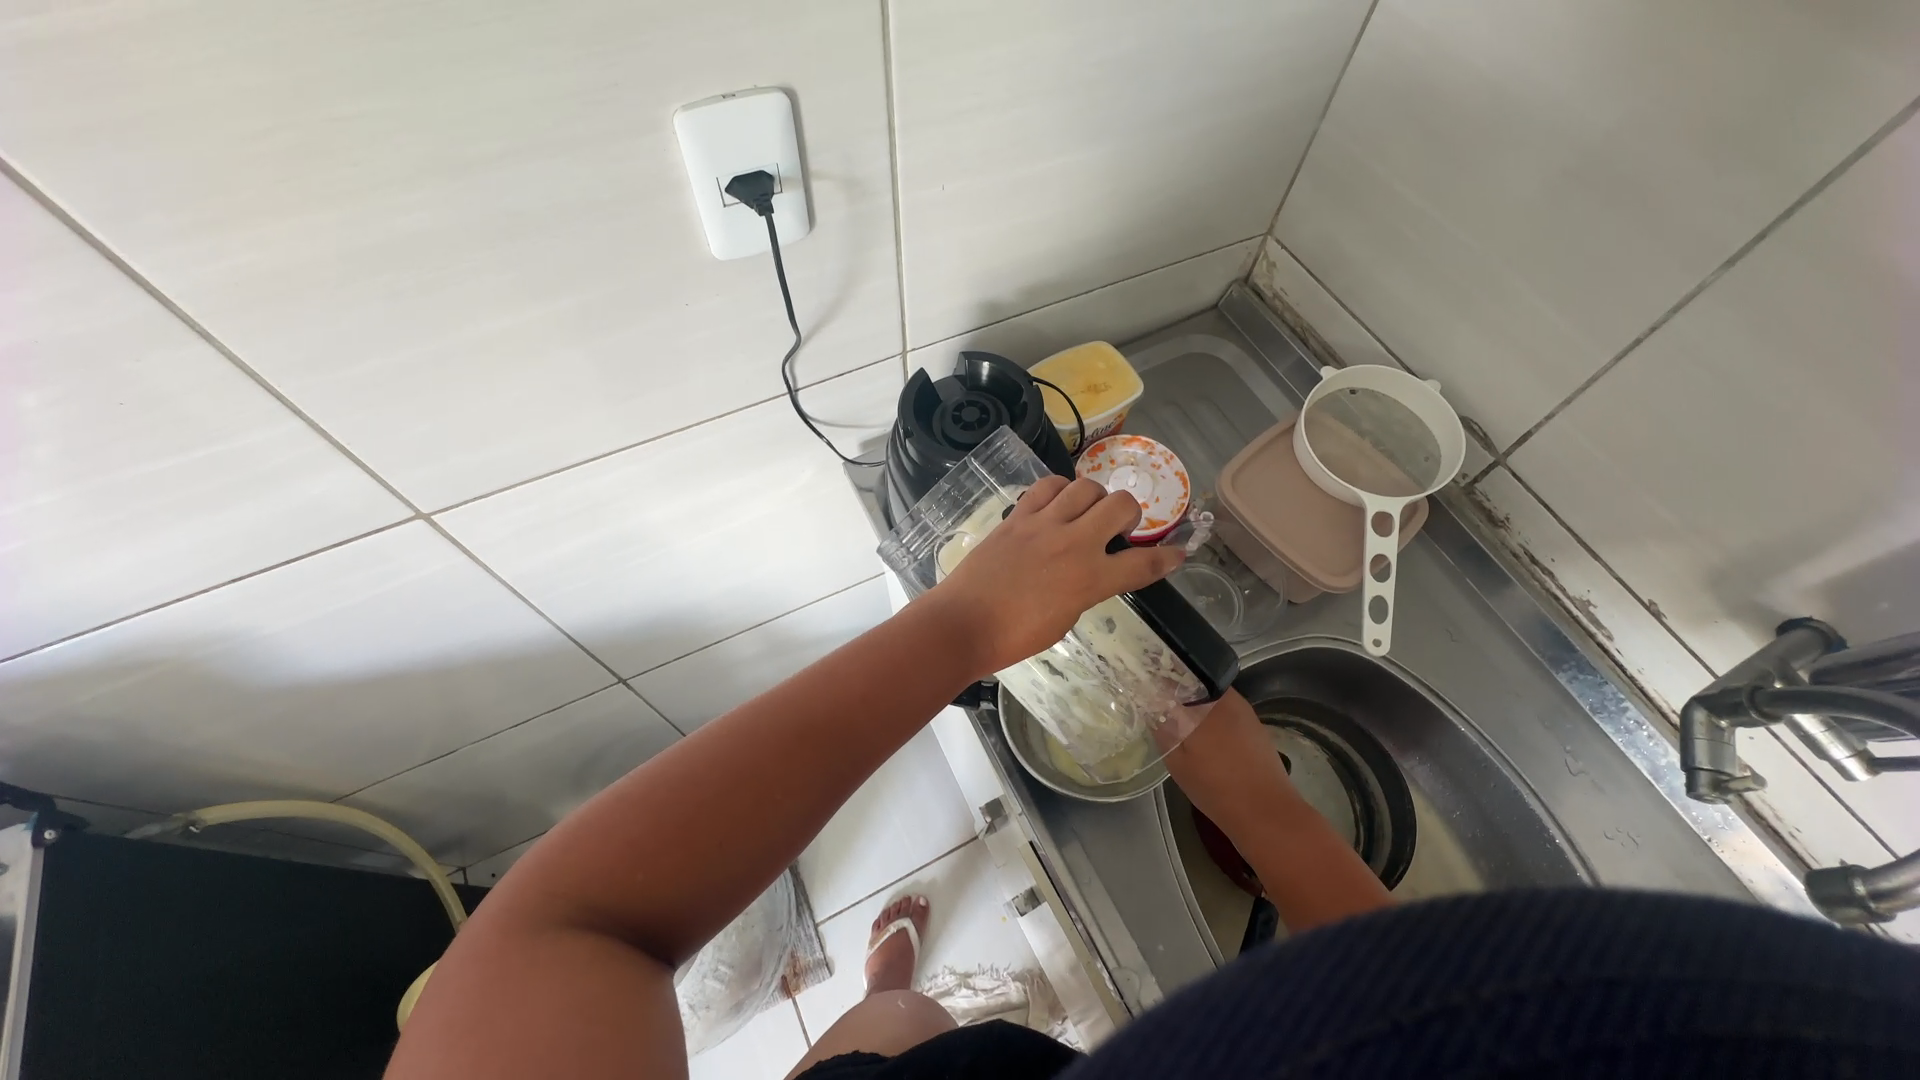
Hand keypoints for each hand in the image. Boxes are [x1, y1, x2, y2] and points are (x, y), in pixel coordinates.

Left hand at [924, 475, 1184, 676]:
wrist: (963, 623)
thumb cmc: (1014, 637)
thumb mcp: (1064, 621)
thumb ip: (1085, 591)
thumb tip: (1088, 573)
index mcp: (1090, 580)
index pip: (1143, 564)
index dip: (1167, 558)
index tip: (1178, 553)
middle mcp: (1073, 544)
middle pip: (1122, 505)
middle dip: (1131, 514)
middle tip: (1118, 529)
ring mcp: (1044, 525)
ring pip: (1087, 486)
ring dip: (1096, 497)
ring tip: (1087, 512)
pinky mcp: (1017, 516)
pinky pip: (1047, 486)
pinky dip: (1060, 489)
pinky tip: (1057, 503)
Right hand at [1165, 689, 1394, 929]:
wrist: (1267, 815)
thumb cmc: (1216, 785)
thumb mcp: (1177, 758)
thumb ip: (1163, 725)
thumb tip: (1150, 702)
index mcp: (1210, 699)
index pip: (1180, 672)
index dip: (1160, 676)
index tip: (1144, 686)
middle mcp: (1232, 700)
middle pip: (1198, 686)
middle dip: (1178, 694)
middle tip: (1158, 710)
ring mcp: (1248, 717)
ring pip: (1213, 703)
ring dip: (1196, 711)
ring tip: (1178, 729)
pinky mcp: (1257, 734)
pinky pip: (1227, 719)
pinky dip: (1212, 725)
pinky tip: (1204, 746)